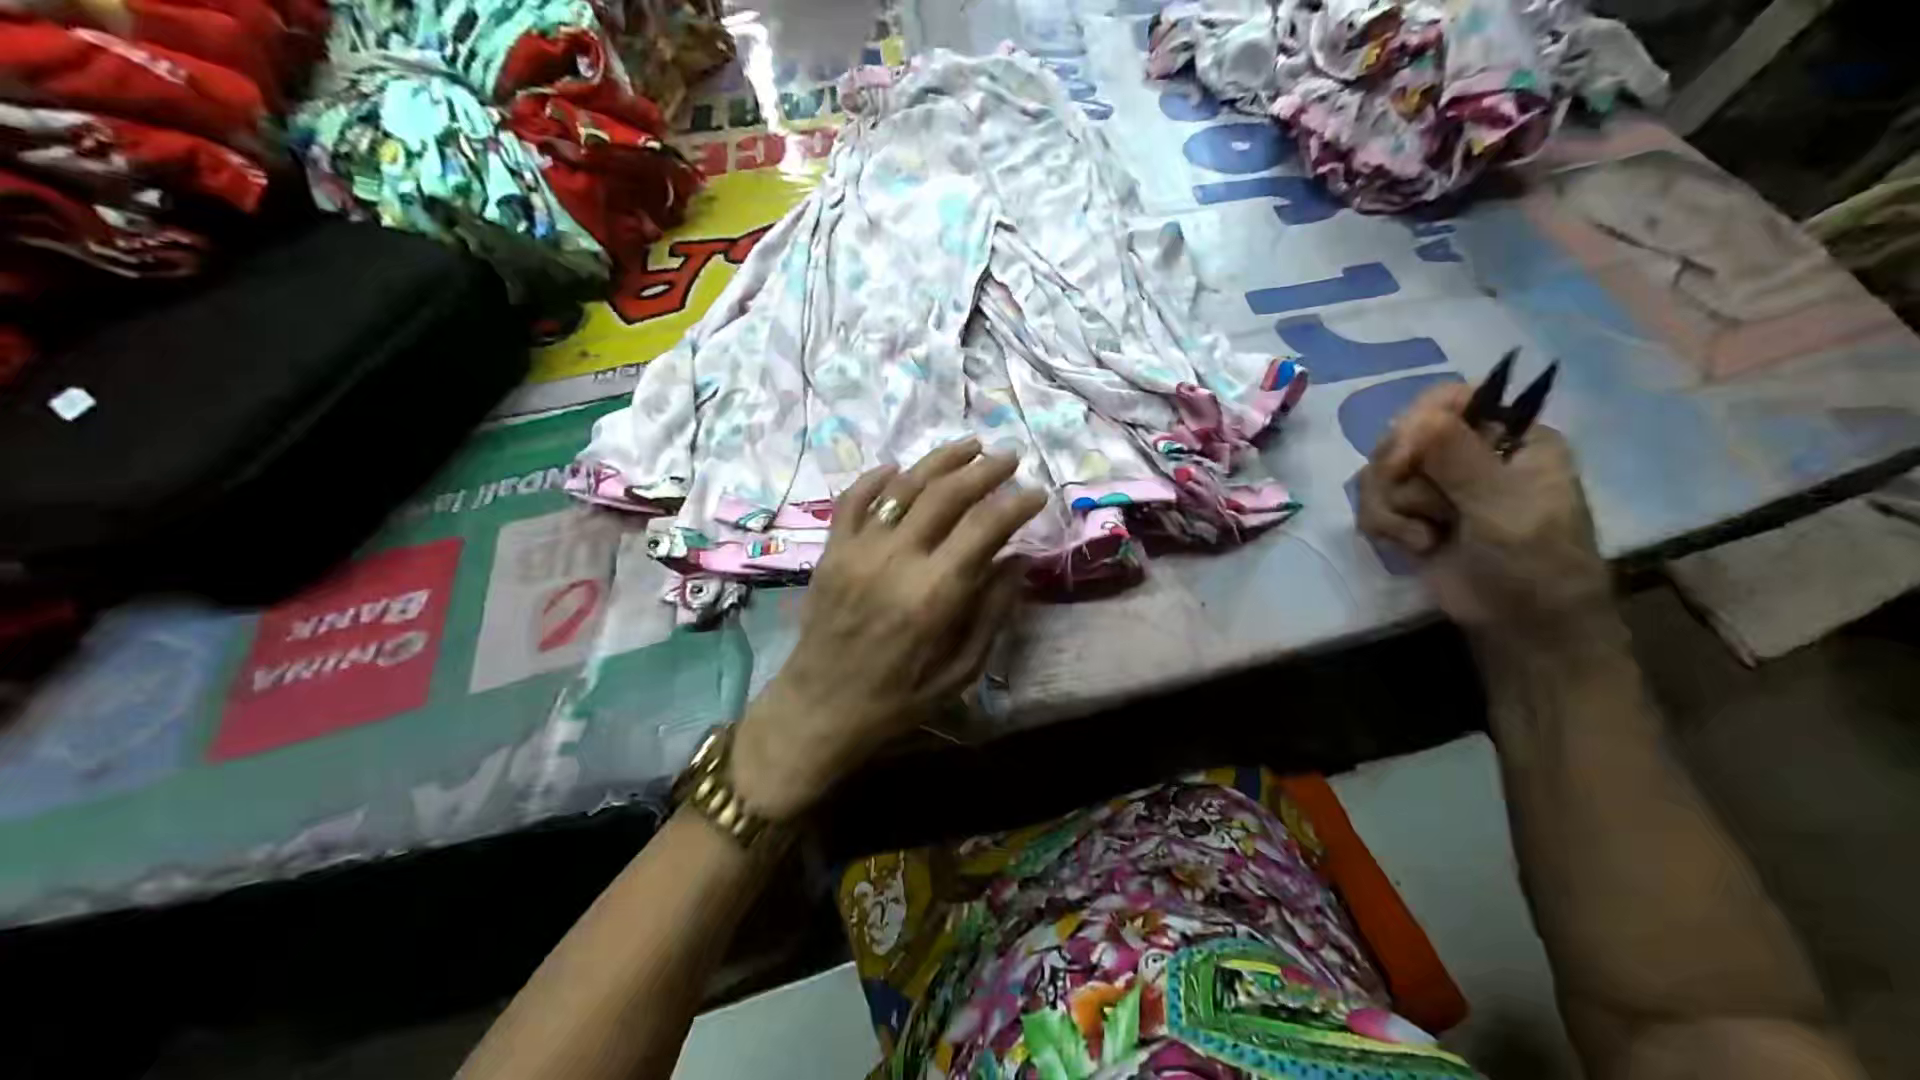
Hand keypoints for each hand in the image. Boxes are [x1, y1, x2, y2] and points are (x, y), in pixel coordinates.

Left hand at [732, 439, 1046, 819]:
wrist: (820, 707)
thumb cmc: (899, 698)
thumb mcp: (961, 670)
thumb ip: (992, 611)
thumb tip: (1018, 559)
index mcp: (934, 594)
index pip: (984, 527)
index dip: (1016, 504)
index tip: (1035, 495)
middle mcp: (896, 560)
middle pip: (946, 494)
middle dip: (984, 470)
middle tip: (1009, 458)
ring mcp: (858, 550)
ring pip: (903, 486)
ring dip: (940, 461)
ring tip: (970, 446)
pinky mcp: (832, 550)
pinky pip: (854, 499)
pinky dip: (877, 477)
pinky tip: (899, 468)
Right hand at [1356, 384, 1611, 635]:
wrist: (1523, 626)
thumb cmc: (1535, 562)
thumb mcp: (1505, 507)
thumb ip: (1461, 460)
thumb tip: (1422, 415)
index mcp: (1507, 436)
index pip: (1446, 401)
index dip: (1416, 426)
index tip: (1406, 461)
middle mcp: (1467, 453)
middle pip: (1399, 436)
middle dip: (1398, 476)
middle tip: (1417, 508)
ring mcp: (1435, 486)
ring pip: (1376, 473)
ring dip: (1390, 508)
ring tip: (1422, 537)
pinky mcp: (1409, 515)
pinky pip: (1370, 503)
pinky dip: (1382, 526)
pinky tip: (1412, 547)